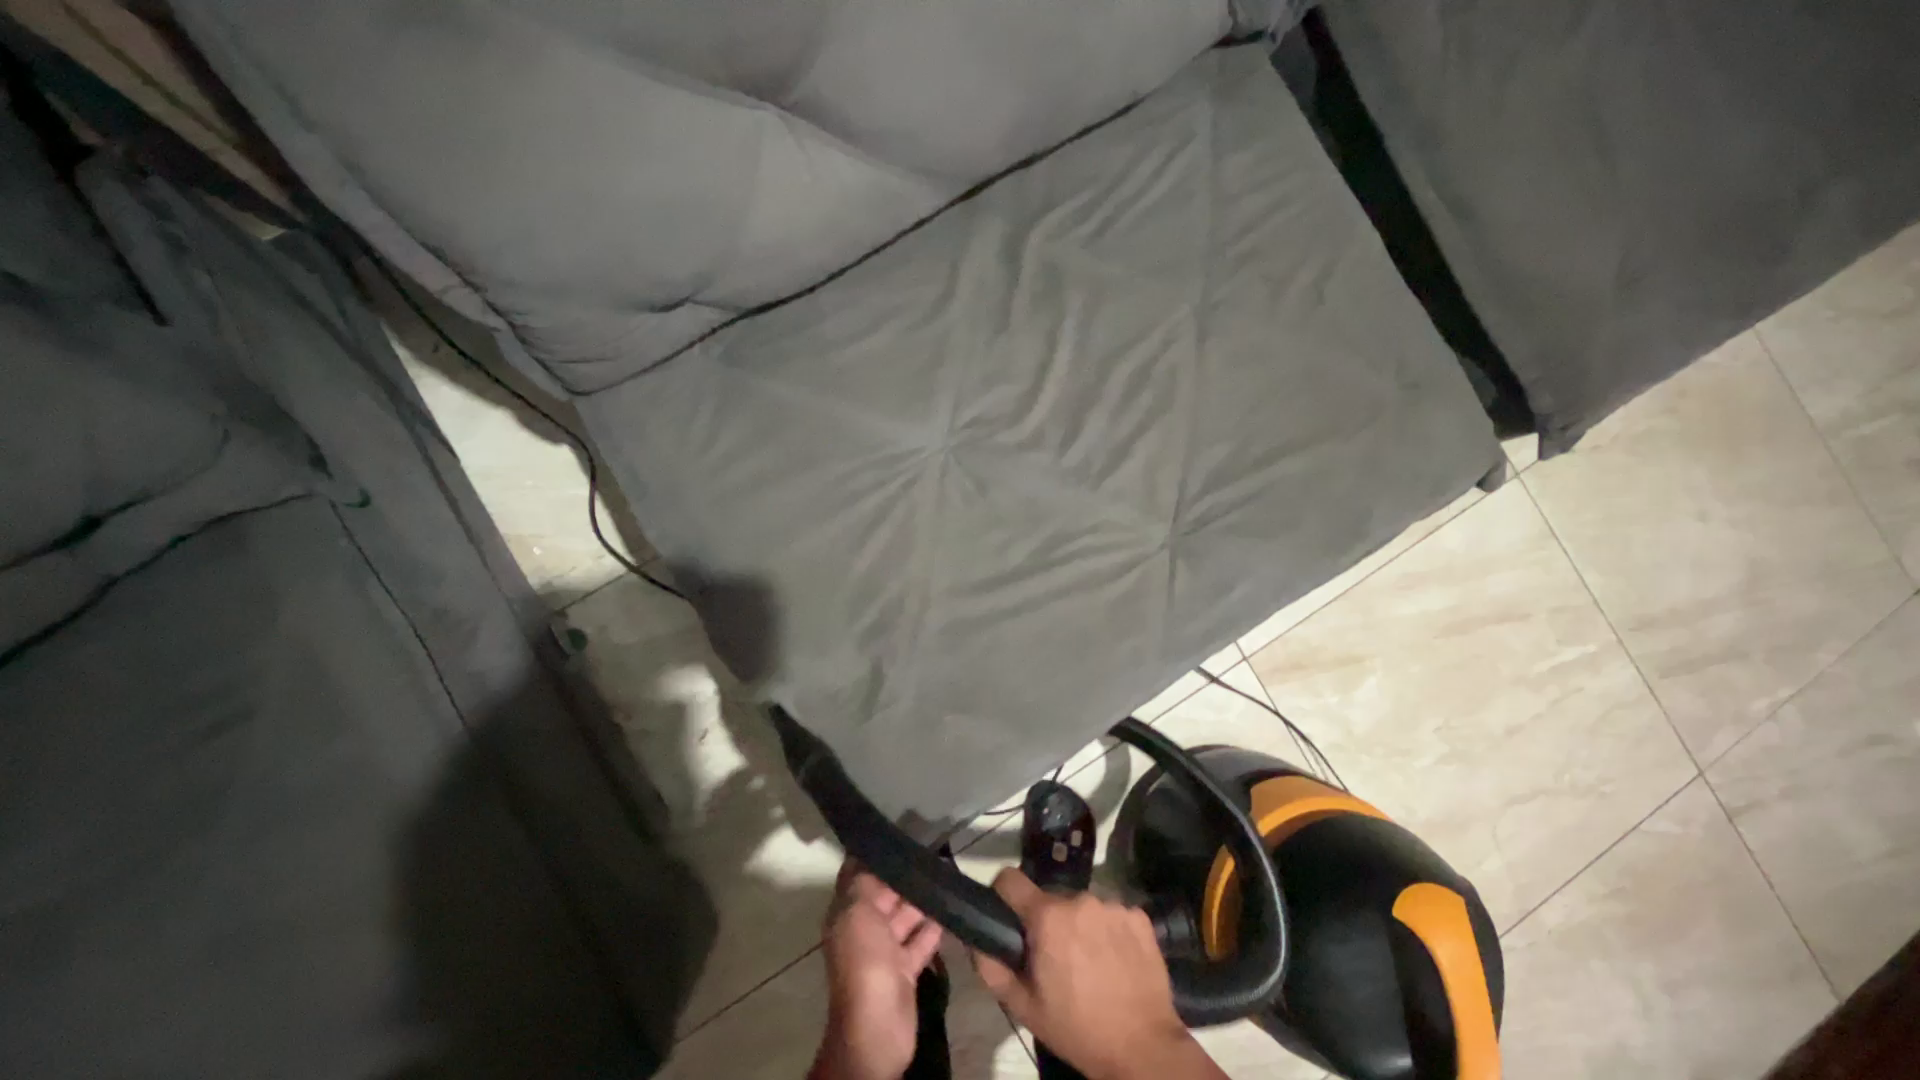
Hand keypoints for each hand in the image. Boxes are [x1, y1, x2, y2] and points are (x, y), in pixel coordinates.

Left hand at [810, 861, 943, 1079]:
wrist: (878, 1024)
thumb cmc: (864, 961)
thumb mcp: (857, 911)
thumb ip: (864, 881)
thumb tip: (869, 853)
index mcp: (845, 915)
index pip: (856, 877)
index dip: (873, 856)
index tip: (897, 833)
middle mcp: (862, 930)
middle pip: (884, 896)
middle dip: (904, 877)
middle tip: (932, 850)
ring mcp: (884, 951)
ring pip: (904, 917)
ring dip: (922, 900)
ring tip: (946, 873)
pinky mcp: (905, 970)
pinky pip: (920, 941)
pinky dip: (933, 927)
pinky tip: (950, 909)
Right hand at [972, 869, 1220, 1079]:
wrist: (1142, 1047)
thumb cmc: (1077, 1028)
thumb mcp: (1022, 1006)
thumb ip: (990, 967)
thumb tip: (975, 938)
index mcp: (1047, 916)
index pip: (1009, 879)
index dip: (1002, 896)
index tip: (1007, 919)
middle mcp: (1081, 899)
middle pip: (1050, 899)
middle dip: (1045, 921)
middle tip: (1052, 958)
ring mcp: (1114, 905)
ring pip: (1082, 906)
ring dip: (1079, 925)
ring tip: (1088, 963)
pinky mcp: (1140, 916)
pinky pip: (1112, 913)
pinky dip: (1108, 930)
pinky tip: (1114, 960)